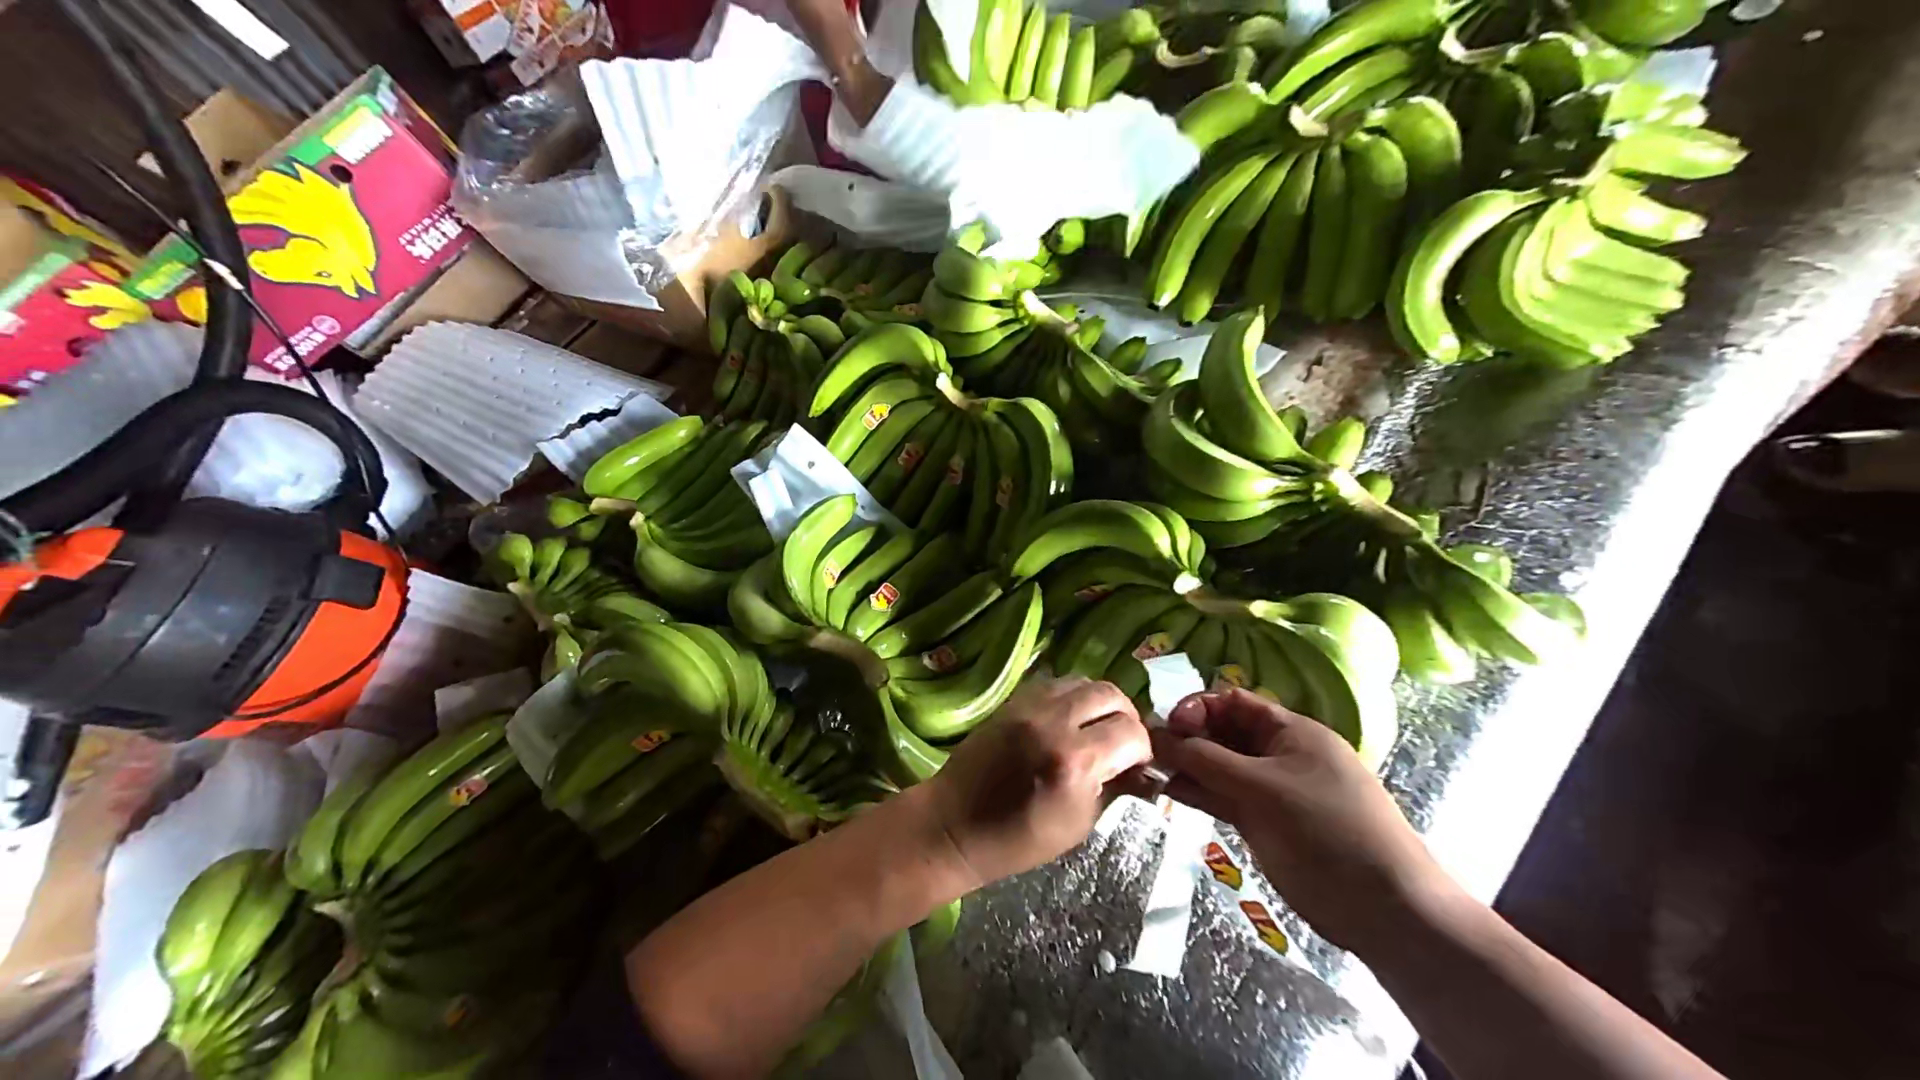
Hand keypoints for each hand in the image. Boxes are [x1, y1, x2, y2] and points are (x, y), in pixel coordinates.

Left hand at [921, 677, 1151, 890]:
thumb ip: (1115, 788)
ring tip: (1096, 727)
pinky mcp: (1012, 701)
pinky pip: (1055, 683)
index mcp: (1074, 761)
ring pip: (1083, 682)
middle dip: (1125, 717)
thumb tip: (1142, 770)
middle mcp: (1054, 723)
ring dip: (1099, 702)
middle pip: (1110, 694)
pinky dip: (1071, 697)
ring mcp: (1029, 706)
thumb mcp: (1079, 824)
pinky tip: (1069, 720)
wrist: (954, 824)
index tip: (1136, 764)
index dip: (1142, 749)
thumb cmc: (1019, 839)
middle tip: (1121, 741)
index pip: (1131, 732)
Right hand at [1152, 689, 1458, 952]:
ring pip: (1219, 766)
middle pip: (1223, 732)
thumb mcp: (1262, 787)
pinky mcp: (1263, 821)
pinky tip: (1169, 790)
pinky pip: (1223, 796)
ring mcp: (1270, 790)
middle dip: (1187, 736)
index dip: (1198, 707)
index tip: (1167, 725)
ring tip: (1151, 770)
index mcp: (1291, 731)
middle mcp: (1278, 754)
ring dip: (1187, 765)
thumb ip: (1206, 759)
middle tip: (1149, 750)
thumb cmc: (1326, 830)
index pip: (1233, 702)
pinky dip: (1198, 792)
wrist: (1384, 908)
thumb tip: (1157, 735)